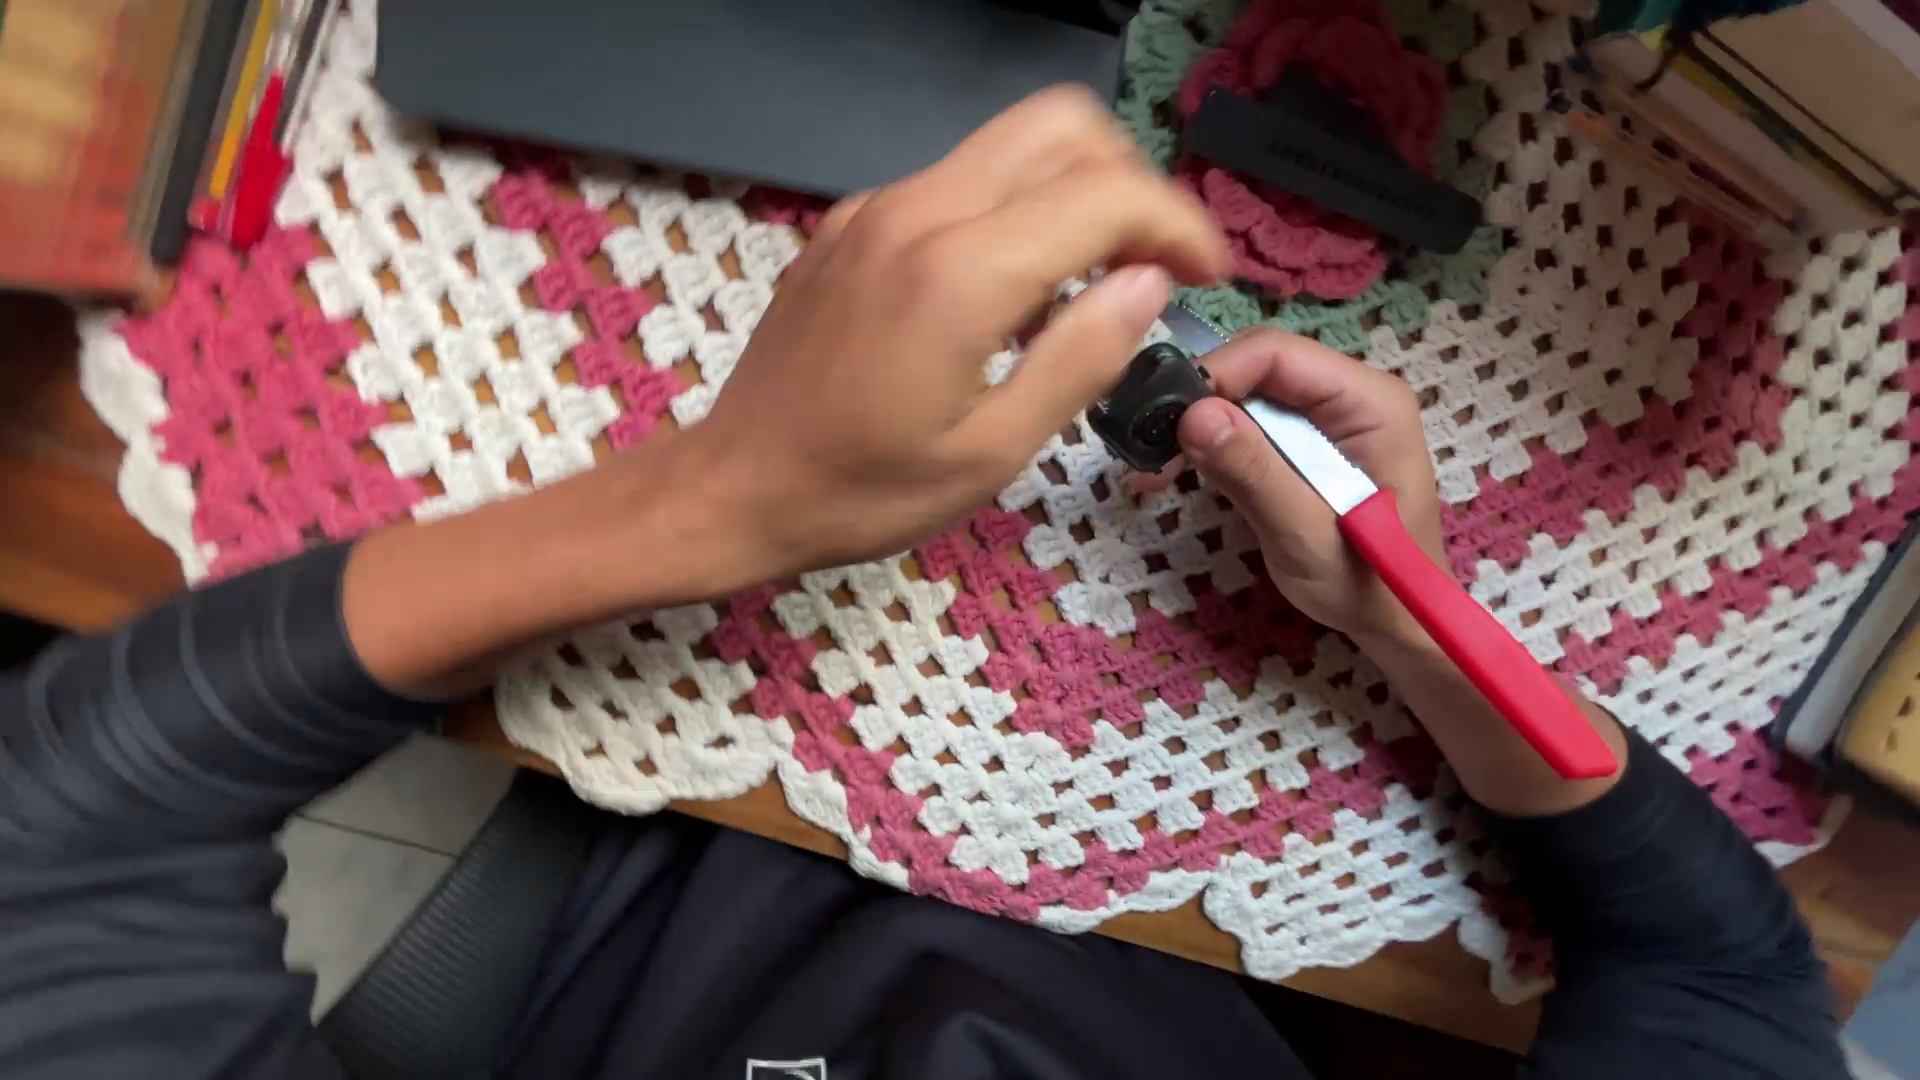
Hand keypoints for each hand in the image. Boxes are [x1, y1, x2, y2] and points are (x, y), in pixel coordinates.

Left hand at [664, 87, 1228, 591]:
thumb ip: (1079, 361)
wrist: (736, 487)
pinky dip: (1012, 212)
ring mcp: (875, 209)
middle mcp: (917, 211)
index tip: (1206, 278)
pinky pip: (955, 184)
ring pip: (1006, 146)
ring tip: (1092, 282)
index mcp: (959, 274)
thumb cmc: (863, 493)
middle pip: (1059, 128)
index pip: (1105, 194)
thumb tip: (1147, 285)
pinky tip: (1010, 291)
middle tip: (1151, 267)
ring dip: (1072, 193)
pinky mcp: (850, 225)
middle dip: (1130, 184)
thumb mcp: (990, 453)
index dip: (1177, 225)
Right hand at [1136, 329, 1442, 646]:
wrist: (1390, 619)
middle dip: (1197, 404)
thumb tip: (1192, 415)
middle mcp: (1346, 395)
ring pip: (1242, 397)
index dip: (1214, 375)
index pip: (1276, 354)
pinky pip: (1245, 427)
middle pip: (1254, 371)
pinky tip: (1173, 473)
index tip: (1167, 420)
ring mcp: (1323, 419)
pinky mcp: (1301, 444)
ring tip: (1154, 471)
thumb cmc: (1363, 583)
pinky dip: (1206, 448)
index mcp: (1367, 401)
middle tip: (1152, 453)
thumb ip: (1254, 472)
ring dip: (1195, 429)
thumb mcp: (1304, 533)